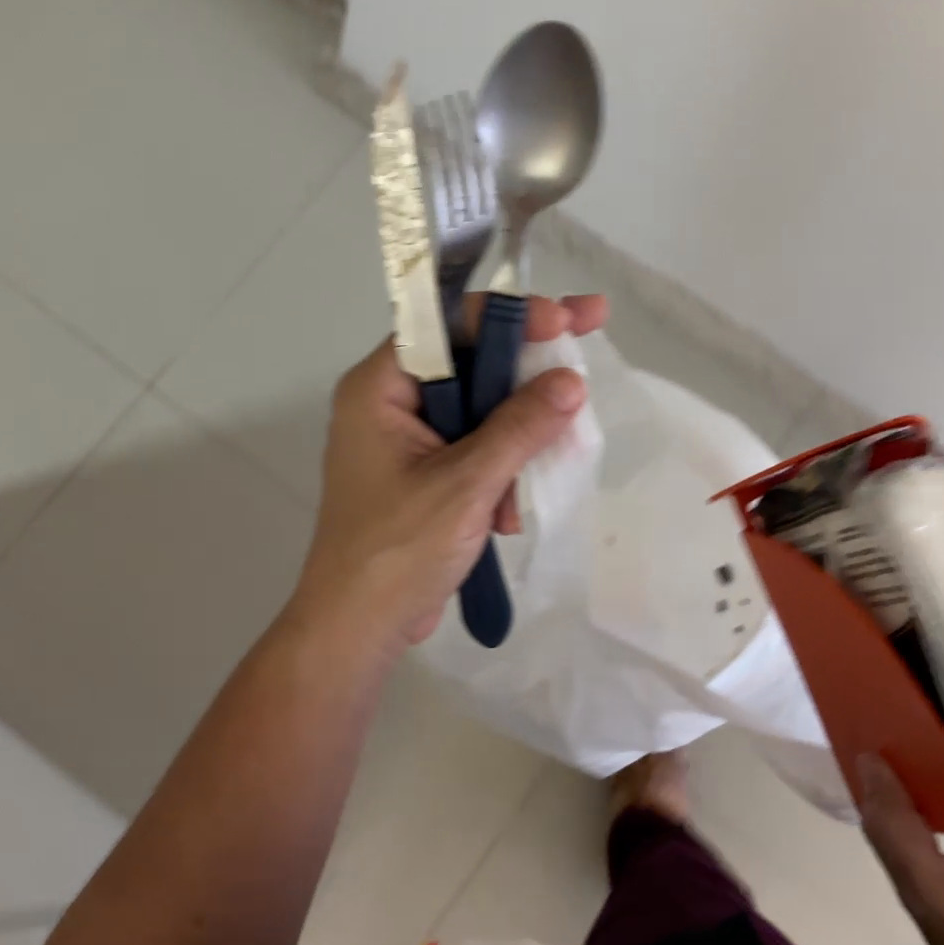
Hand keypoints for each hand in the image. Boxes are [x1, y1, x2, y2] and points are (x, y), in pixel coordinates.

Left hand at [287, 294, 608, 650]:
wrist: (359, 627)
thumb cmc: (398, 550)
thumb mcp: (465, 484)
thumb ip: (519, 428)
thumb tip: (570, 380)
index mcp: (380, 388)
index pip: (447, 325)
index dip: (508, 316)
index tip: (566, 319)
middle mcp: (391, 404)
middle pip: (470, 365)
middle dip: (524, 379)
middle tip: (584, 358)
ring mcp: (408, 442)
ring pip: (481, 412)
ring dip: (516, 444)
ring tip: (528, 485)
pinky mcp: (425, 476)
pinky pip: (476, 452)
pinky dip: (501, 476)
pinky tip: (507, 517)